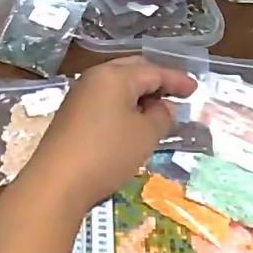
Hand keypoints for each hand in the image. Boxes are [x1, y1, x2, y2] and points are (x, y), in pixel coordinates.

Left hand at [13, 57, 194, 212]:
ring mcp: (80, 93)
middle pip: (133, 70)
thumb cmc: (106, 153)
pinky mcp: (72, 112)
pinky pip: (105, 97)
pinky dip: (123, 103)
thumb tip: (164, 106)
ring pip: (117, 84)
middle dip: (157, 80)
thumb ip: (161, 116)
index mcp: (114, 75)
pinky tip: (133, 119)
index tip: (195, 88)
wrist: (56, 182)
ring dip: (139, 92)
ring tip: (158, 107)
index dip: (176, 79)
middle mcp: (95, 77)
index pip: (153, 71)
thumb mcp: (144, 136)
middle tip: (178, 93)